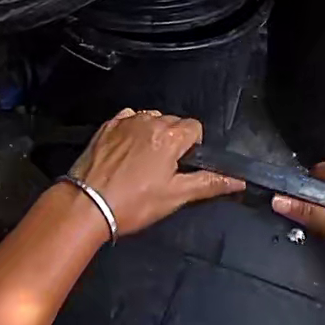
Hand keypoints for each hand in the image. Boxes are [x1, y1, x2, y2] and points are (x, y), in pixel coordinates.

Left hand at [69, 109, 244, 234]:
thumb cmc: (133, 203)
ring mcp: (125, 121)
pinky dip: (132, 130)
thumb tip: (237, 179)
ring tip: (143, 163)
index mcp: (170, 136)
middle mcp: (149, 121)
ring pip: (150, 119)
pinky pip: (128, 119)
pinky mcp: (107, 126)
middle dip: (173, 140)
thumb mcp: (175, 196)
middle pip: (172, 122)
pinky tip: (126, 152)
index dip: (193, 146)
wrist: (87, 204)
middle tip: (163, 169)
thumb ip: (209, 183)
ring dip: (152, 134)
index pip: (194, 127)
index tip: (183, 165)